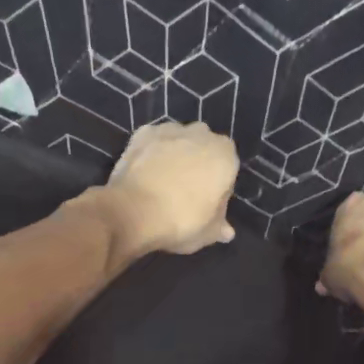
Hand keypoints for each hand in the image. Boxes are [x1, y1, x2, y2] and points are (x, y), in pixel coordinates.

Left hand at [78, 121, 238, 257]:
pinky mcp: (142, 133)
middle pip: (204, 150)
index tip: (207, 205)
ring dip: (176, 157)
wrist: (135, 211)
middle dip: (198, 166)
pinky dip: (152, 154)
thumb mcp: (209, 233)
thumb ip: (220, 227)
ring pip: (179, 142)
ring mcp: (170, 130)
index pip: (228, 170)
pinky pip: (154, 143)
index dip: (218, 188)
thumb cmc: (182, 221)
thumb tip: (227, 232)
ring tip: (163, 185)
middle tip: (186, 193)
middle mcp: (202, 134)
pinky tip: (146, 175)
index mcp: (225, 155)